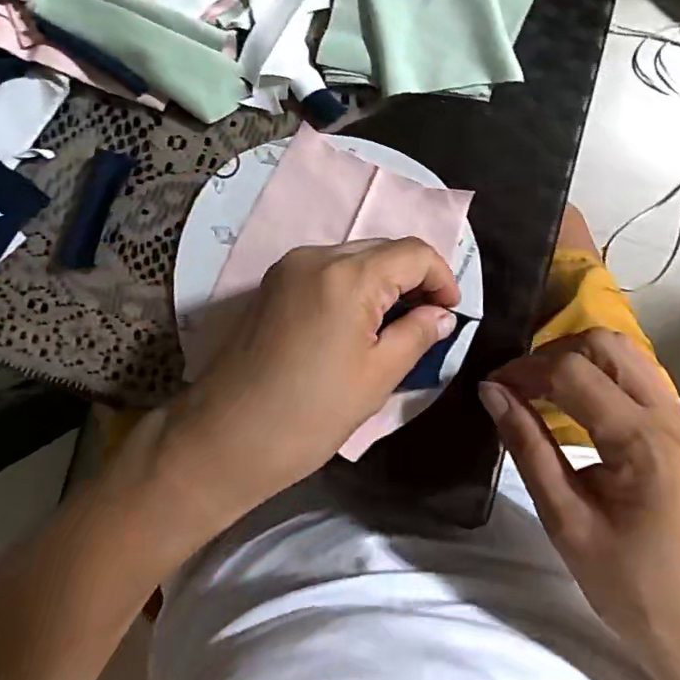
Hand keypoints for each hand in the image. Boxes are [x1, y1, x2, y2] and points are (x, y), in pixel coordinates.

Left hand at [155, 238, 459, 525]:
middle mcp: (314, 256)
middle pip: (380, 248)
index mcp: (346, 274)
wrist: (229, 431)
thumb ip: (416, 334)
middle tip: (427, 320)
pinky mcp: (271, 284)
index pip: (411, 251)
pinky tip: (355, 322)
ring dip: (380, 281)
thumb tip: (441, 314)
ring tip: (392, 325)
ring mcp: (286, 268)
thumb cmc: (311, 412)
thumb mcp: (377, 376)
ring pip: (351, 257)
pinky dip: (349, 286)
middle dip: (411, 277)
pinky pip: (323, 270)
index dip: (442, 276)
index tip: (450, 312)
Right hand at [477, 329, 679, 647]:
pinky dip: (598, 374)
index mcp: (645, 445)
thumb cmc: (626, 579)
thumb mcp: (563, 516)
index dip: (525, 370)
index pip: (573, 372)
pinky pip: (637, 375)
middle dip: (552, 353)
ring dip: (576, 359)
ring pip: (625, 352)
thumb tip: (490, 390)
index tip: (493, 387)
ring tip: (542, 388)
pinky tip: (574, 403)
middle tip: (520, 384)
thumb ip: (527, 444)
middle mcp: (674, 421)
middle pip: (606, 345)